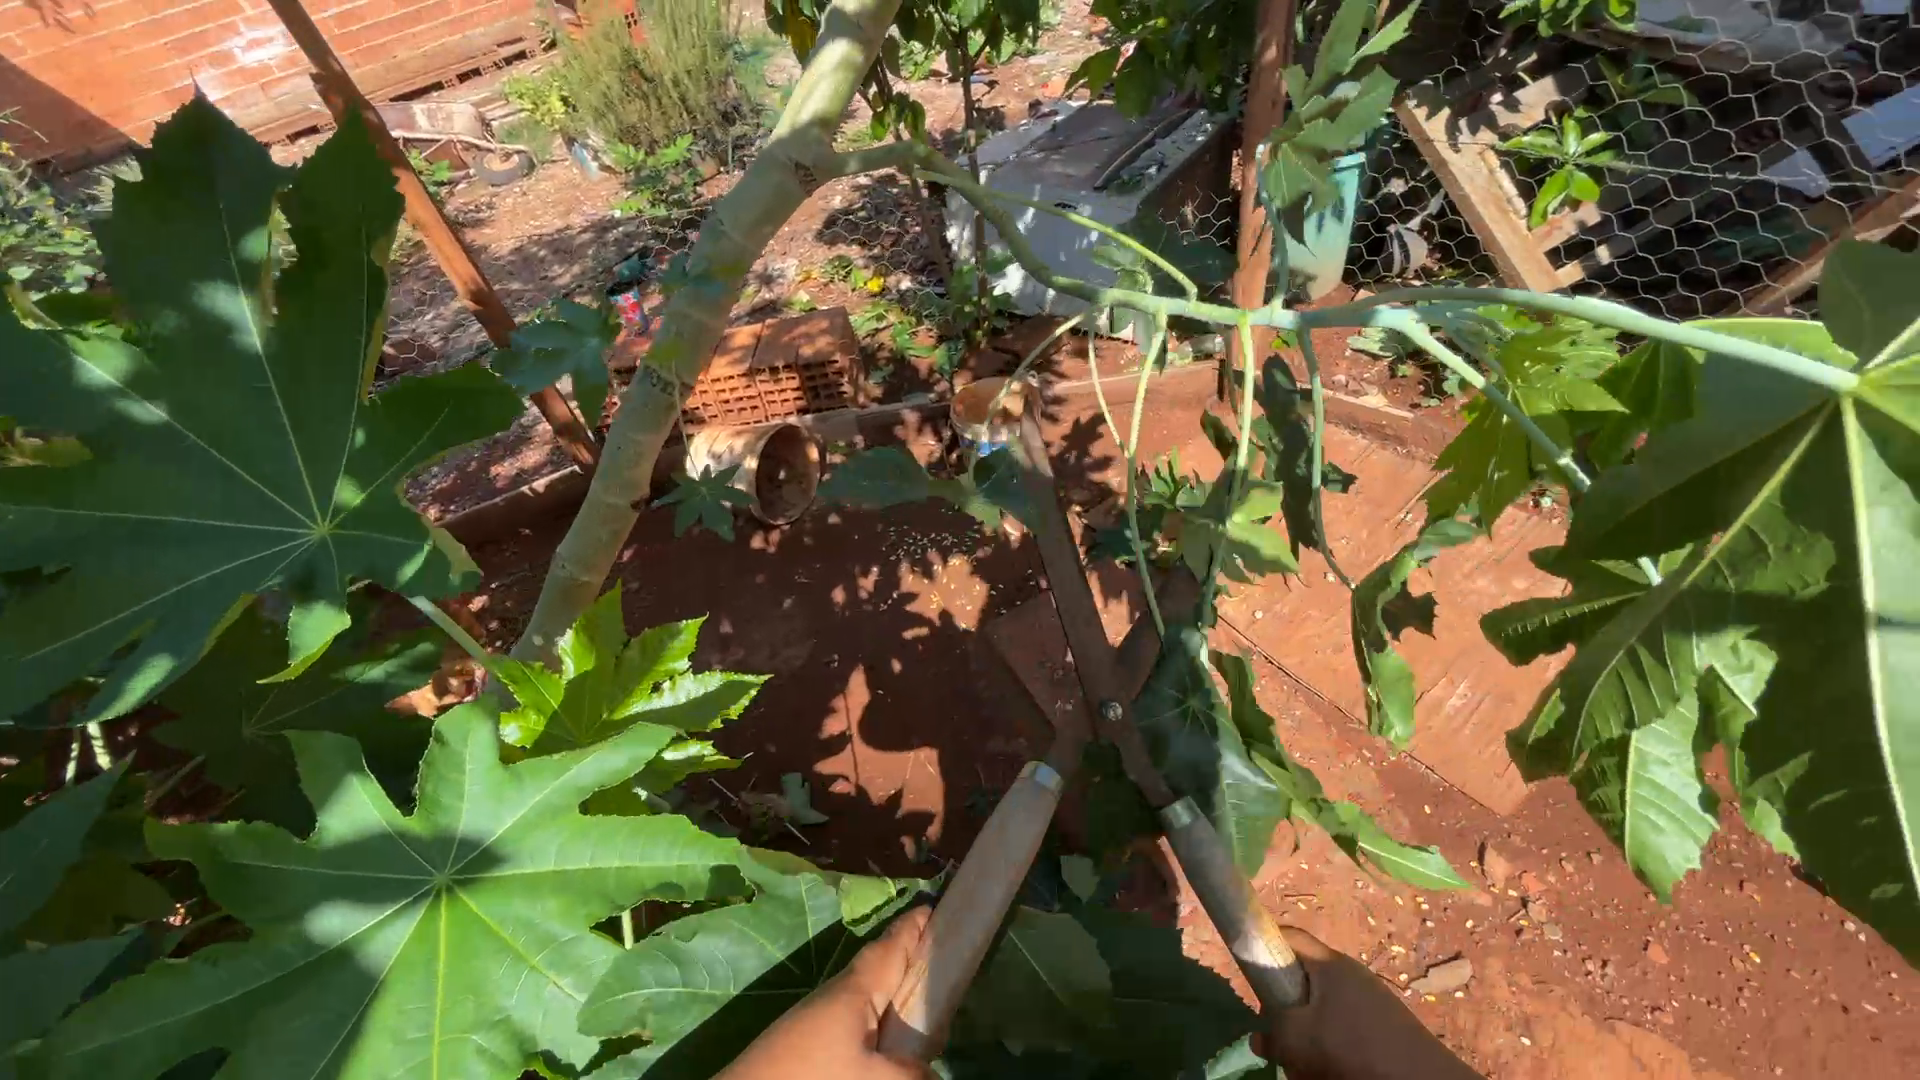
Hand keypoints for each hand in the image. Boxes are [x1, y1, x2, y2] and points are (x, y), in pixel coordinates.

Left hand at [717, 906, 931, 1079]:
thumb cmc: (812, 1076)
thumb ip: (910, 1074)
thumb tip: (932, 1073)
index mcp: (857, 986)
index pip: (894, 943)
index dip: (917, 924)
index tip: (937, 906)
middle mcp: (838, 991)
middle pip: (881, 964)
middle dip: (908, 954)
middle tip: (939, 954)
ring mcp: (819, 1016)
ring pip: (867, 994)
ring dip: (892, 988)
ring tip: (921, 1000)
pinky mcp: (806, 1041)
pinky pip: (854, 1019)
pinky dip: (876, 1017)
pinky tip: (883, 1041)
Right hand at [1264, 926, 1481, 1079]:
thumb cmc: (1356, 1049)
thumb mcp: (1299, 1039)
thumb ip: (1271, 1034)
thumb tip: (1258, 1039)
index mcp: (1330, 964)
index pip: (1288, 935)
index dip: (1263, 945)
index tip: (1248, 972)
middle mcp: (1351, 977)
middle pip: (1303, 982)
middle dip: (1285, 1012)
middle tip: (1276, 1038)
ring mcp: (1372, 1006)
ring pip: (1322, 1015)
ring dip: (1307, 1041)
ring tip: (1302, 1069)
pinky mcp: (1386, 1035)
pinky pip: (1345, 1036)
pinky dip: (1331, 1054)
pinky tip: (1327, 1077)